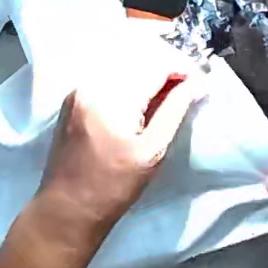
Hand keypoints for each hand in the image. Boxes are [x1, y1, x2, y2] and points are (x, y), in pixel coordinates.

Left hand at [28, 49, 204, 260]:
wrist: (67, 207)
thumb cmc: (114, 187)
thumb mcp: (152, 151)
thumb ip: (174, 110)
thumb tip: (197, 83)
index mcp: (111, 98)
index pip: (154, 64)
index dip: (182, 68)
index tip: (200, 82)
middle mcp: (91, 85)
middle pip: (138, 59)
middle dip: (165, 69)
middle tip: (187, 89)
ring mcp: (78, 90)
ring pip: (122, 65)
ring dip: (147, 73)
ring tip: (166, 96)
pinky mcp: (73, 98)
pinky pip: (106, 77)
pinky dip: (128, 81)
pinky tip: (140, 101)